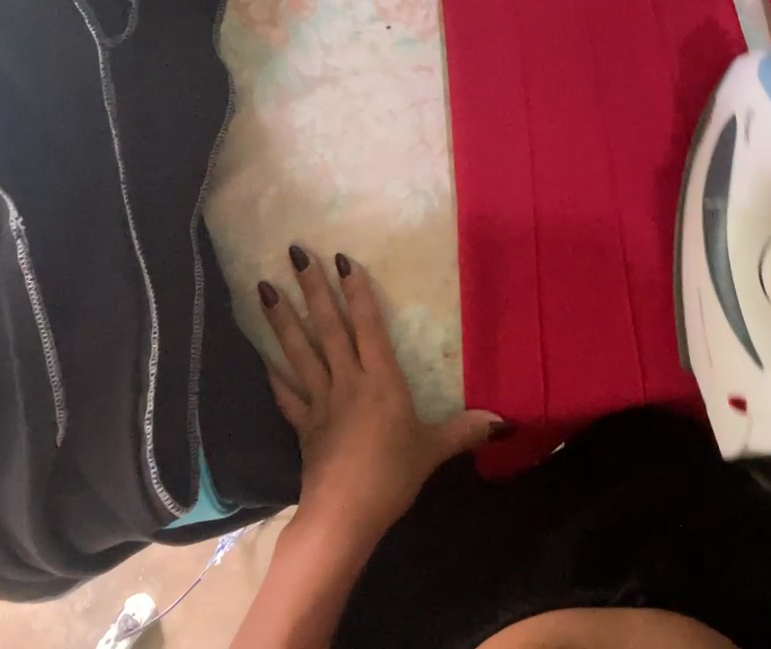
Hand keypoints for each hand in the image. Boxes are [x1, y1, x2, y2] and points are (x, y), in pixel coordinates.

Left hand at [260, 245, 506, 540]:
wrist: (343, 516)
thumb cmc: (392, 476)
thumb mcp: (434, 450)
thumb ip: (465, 430)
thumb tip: (506, 422)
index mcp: (381, 380)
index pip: (368, 325)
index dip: (356, 291)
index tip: (341, 259)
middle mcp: (348, 381)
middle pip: (328, 328)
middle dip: (312, 289)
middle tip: (295, 254)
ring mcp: (320, 402)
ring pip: (299, 352)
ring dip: (282, 320)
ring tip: (264, 289)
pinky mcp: (303, 426)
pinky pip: (287, 394)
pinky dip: (275, 375)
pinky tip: (265, 359)